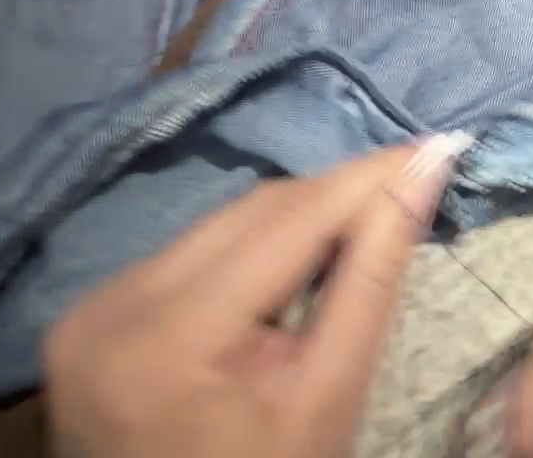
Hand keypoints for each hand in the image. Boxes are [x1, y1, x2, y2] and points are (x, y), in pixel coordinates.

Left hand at [44, 139, 460, 457]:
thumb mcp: (333, 387)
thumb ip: (376, 272)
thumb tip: (425, 171)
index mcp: (170, 335)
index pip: (293, 219)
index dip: (370, 175)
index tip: (436, 146)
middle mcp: (114, 304)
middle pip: (260, 210)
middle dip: (342, 193)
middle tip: (411, 184)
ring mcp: (96, 305)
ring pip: (233, 216)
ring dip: (306, 212)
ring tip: (367, 218)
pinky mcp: (97, 308)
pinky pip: (204, 242)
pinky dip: (264, 238)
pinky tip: (303, 253)